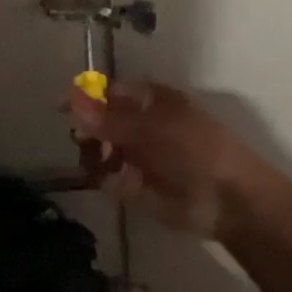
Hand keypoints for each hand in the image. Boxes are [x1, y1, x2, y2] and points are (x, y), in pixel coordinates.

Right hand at [67, 79, 270, 238]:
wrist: (229, 200)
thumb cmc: (198, 150)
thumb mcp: (156, 127)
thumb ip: (113, 118)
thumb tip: (72, 100)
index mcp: (152, 100)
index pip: (111, 90)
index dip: (88, 95)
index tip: (63, 106)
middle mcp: (141, 125)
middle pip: (100, 119)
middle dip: (88, 127)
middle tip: (83, 138)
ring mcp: (137, 156)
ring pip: (99, 148)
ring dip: (93, 153)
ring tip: (100, 161)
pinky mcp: (134, 187)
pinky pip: (107, 177)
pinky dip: (103, 177)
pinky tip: (111, 179)